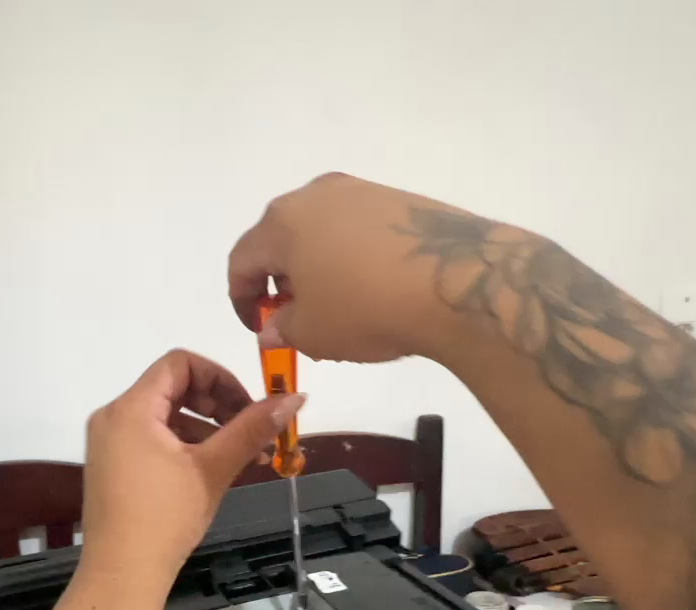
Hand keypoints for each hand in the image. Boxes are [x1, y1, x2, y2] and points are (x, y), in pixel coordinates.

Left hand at [82, 350, 303, 576]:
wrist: (122, 575)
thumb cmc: (165, 519)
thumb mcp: (213, 469)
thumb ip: (253, 429)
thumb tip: (295, 397)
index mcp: (130, 408)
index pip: (180, 363)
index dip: (221, 377)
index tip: (248, 408)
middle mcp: (112, 417)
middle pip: (173, 388)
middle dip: (218, 406)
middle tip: (249, 435)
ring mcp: (108, 444)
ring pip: (165, 417)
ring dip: (206, 430)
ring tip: (239, 461)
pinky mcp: (111, 468)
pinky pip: (152, 440)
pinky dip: (183, 447)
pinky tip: (209, 474)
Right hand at [227, 173, 473, 364]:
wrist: (454, 284)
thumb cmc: (364, 309)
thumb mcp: (312, 333)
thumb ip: (281, 329)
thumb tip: (273, 326)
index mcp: (282, 223)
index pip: (241, 260)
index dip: (241, 300)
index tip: (259, 328)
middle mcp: (316, 194)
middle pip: (280, 240)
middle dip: (280, 282)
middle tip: (296, 319)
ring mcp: (361, 191)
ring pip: (320, 233)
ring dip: (315, 270)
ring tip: (336, 309)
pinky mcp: (399, 200)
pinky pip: (357, 231)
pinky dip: (350, 260)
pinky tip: (371, 290)